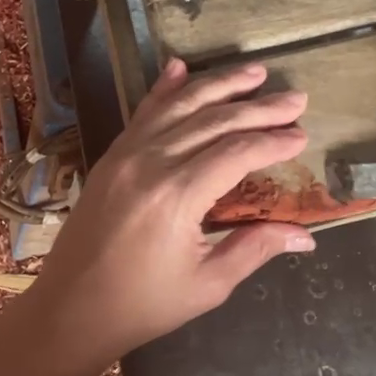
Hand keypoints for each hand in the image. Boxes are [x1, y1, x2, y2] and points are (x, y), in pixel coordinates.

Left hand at [28, 58, 314, 360]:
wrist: (70, 308)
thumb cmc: (141, 305)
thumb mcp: (206, 285)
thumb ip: (254, 249)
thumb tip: (305, 236)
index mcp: (176, 196)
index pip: (236, 152)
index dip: (272, 142)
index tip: (301, 136)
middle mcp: (150, 163)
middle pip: (212, 121)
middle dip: (258, 108)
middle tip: (296, 99)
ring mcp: (125, 155)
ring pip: (177, 107)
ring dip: (217, 85)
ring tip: (254, 73)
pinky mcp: (110, 158)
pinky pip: (142, 114)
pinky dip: (164, 90)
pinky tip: (180, 67)